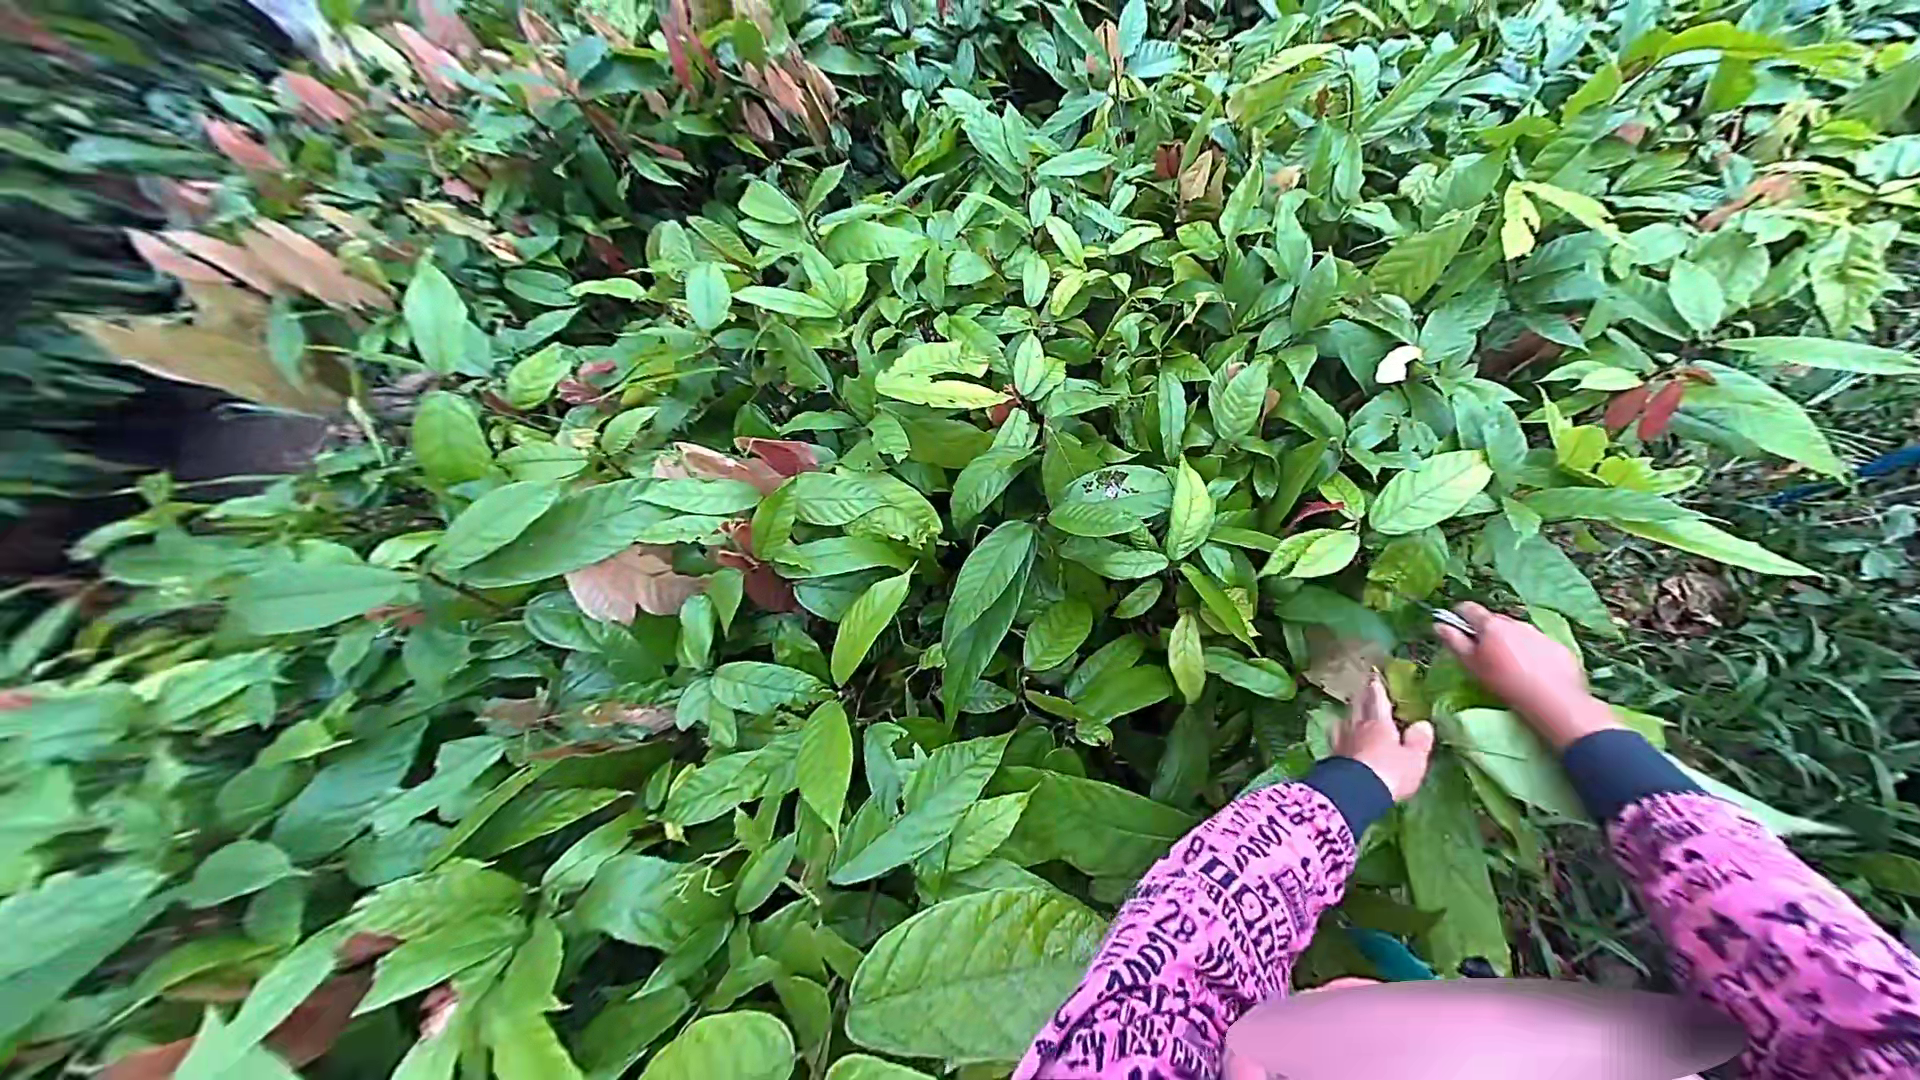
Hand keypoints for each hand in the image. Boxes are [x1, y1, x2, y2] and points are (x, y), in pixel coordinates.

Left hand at [1333, 672, 1433, 801]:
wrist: (1354, 789)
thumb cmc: (1390, 772)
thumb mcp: (1413, 758)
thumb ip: (1418, 740)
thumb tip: (1422, 723)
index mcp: (1378, 722)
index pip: (1377, 699)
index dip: (1376, 687)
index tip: (1373, 676)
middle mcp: (1357, 724)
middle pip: (1358, 705)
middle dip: (1362, 695)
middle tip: (1363, 687)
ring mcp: (1342, 736)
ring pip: (1346, 717)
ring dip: (1351, 710)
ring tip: (1353, 707)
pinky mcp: (1333, 751)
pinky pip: (1337, 732)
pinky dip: (1341, 728)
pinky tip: (1339, 730)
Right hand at [1433, 602, 1620, 750]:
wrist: (1554, 700)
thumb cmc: (1503, 681)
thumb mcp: (1470, 663)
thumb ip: (1454, 641)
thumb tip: (1439, 625)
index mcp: (1491, 625)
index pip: (1468, 608)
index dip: (1458, 615)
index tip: (1456, 628)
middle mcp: (1516, 623)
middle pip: (1494, 620)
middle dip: (1486, 631)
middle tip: (1482, 651)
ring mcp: (1540, 634)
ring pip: (1517, 631)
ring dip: (1509, 640)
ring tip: (1509, 663)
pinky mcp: (1559, 648)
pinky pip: (1538, 644)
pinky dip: (1531, 651)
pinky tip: (1532, 670)